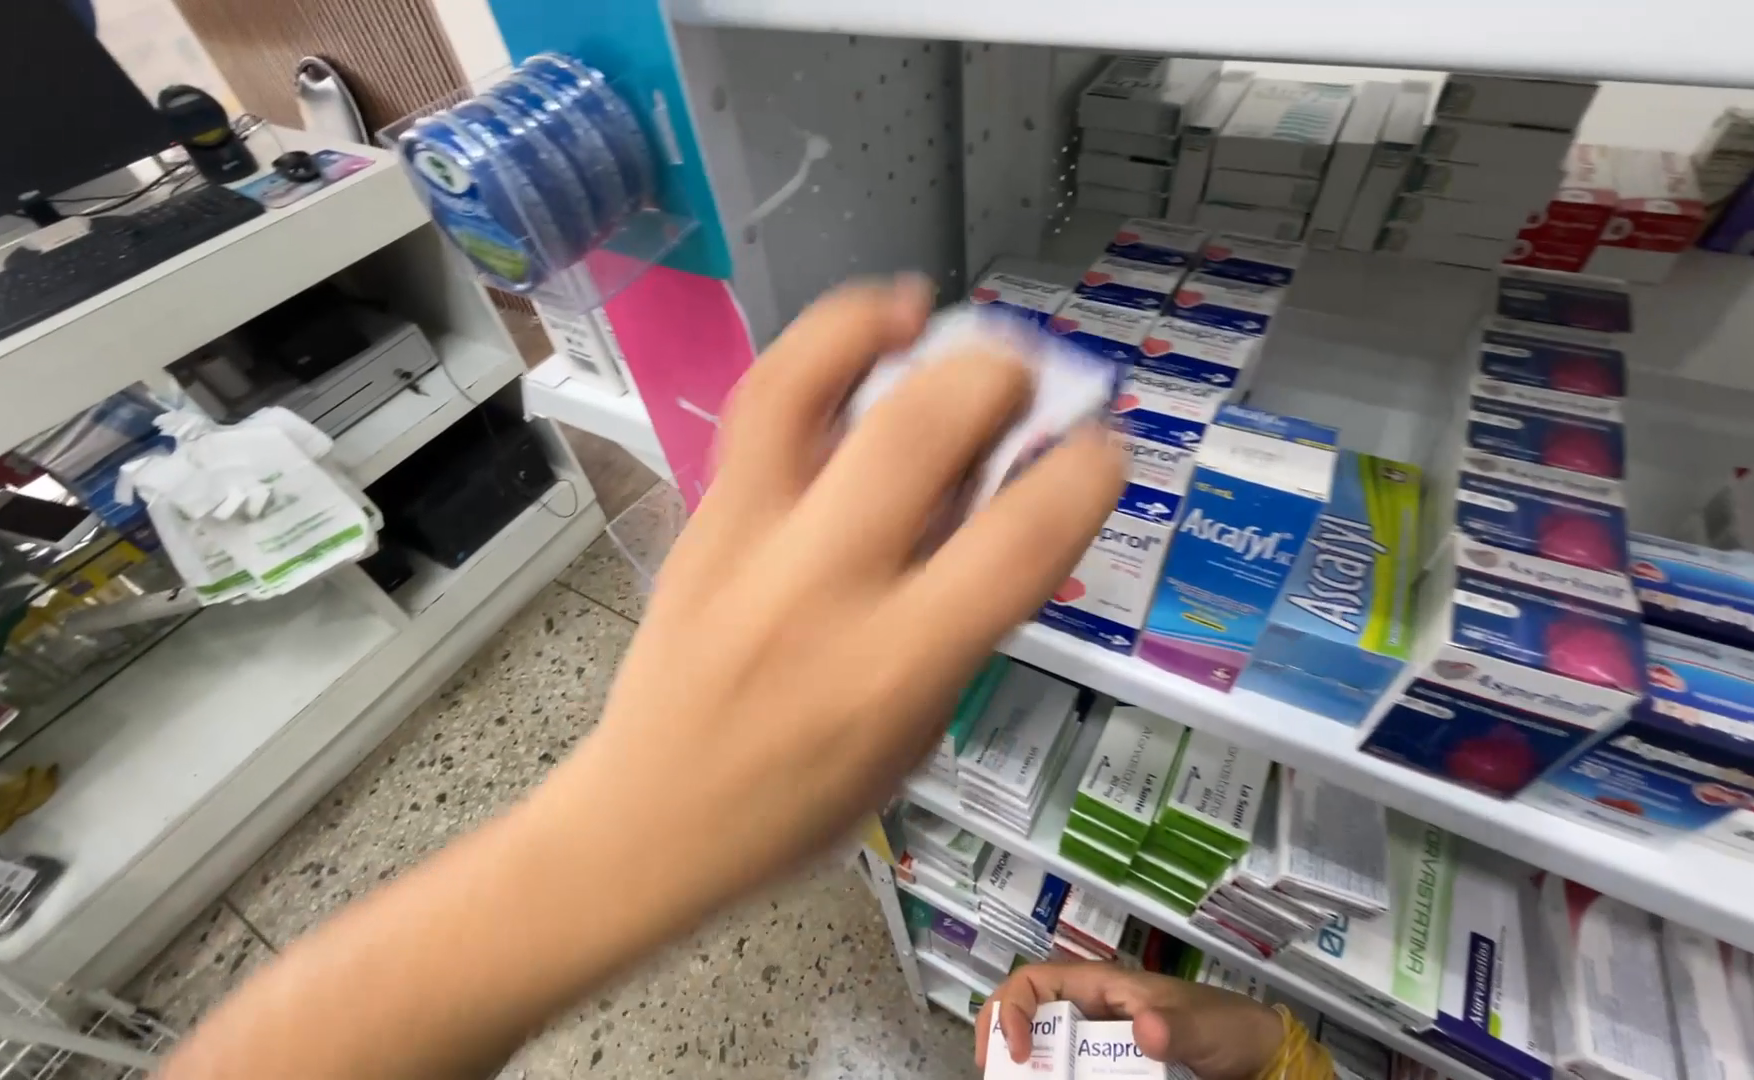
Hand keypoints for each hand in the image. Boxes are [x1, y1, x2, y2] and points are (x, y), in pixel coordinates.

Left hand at [568, 275, 1125, 909]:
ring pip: (810, 390)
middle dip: (992, 378)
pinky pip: (759, 406)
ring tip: (925, 312)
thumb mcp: (919, 731)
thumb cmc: (804, 801)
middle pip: (917, 434)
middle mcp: (820, 588)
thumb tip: (1003, 507)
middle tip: (1020, 382)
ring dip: (884, 330)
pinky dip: (815, 349)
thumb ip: (966, 621)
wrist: (652, 819)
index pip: (1018, 543)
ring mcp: (746, 539)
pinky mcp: (701, 518)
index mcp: (896, 667)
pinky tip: (859, 332)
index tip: (1100, 451)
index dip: (1083, 477)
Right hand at [976, 962, 1285, 1079]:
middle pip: (1029, 1017)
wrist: (1258, 1059)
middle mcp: (1090, 1015)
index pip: (1035, 983)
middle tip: (994, 1075)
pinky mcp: (1115, 1074)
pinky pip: (1076, 1076)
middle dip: (1002, 1042)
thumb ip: (1172, 1025)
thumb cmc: (1222, 1026)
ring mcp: (1101, 1049)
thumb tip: (1143, 1030)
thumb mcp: (1198, 1023)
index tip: (1013, 1051)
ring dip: (1028, 1070)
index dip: (1011, 1007)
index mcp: (1098, 987)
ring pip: (1048, 1054)